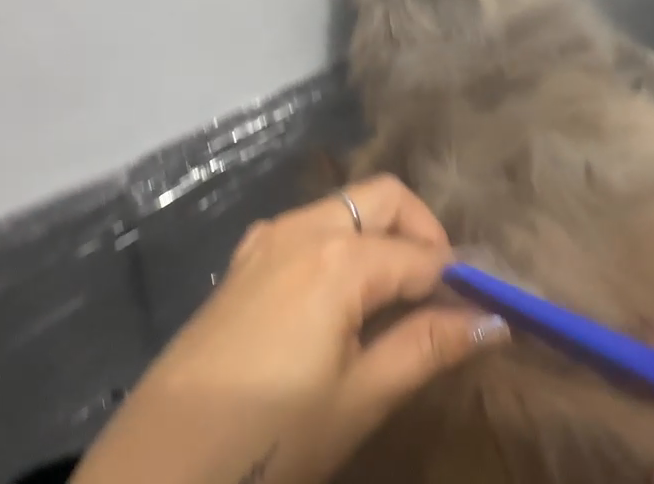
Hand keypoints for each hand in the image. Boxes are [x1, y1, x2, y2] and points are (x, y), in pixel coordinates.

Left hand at [72, 175, 506, 483]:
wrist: (157, 469)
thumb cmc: (270, 437)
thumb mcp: (360, 398)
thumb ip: (429, 347)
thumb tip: (495, 321)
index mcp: (339, 257)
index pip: (422, 256)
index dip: (459, 283)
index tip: (482, 313)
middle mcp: (302, 229)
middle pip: (383, 197)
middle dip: (422, 231)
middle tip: (439, 292)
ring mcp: (265, 241)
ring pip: (343, 207)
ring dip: (379, 234)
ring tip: (394, 297)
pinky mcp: (241, 263)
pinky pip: (306, 229)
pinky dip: (339, 243)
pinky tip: (338, 299)